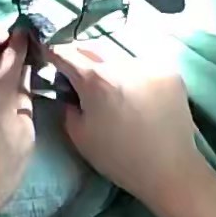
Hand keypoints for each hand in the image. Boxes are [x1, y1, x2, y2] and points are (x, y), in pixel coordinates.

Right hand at [45, 36, 215, 216]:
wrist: (170, 170)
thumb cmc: (119, 158)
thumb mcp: (78, 135)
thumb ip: (66, 104)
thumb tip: (65, 88)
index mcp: (95, 80)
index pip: (64, 51)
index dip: (51, 51)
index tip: (45, 53)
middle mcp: (122, 64)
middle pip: (92, 47)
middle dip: (80, 56)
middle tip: (77, 74)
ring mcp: (149, 65)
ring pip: (118, 55)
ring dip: (109, 65)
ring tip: (112, 88)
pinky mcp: (169, 71)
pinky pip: (142, 65)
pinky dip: (133, 74)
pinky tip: (137, 94)